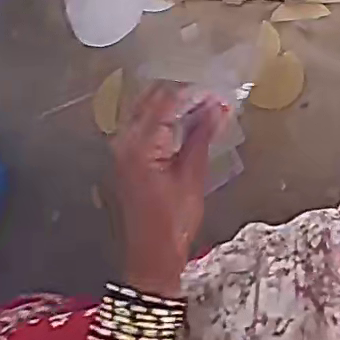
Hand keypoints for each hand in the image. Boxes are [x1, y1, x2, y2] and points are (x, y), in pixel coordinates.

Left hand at [112, 82, 230, 294]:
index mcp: (141, 145)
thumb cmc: (174, 218)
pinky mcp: (127, 157)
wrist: (152, 255)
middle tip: (209, 87)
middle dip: (180, 90)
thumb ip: (202, 134)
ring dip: (171, 101)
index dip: (191, 90)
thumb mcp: (193, 174)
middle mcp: (126, 141)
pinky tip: (185, 118)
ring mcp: (123, 149)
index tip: (215, 84)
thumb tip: (217, 105)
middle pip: (150, 100)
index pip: (165, 102)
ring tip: (202, 99)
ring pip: (146, 109)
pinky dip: (164, 116)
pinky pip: (144, 123)